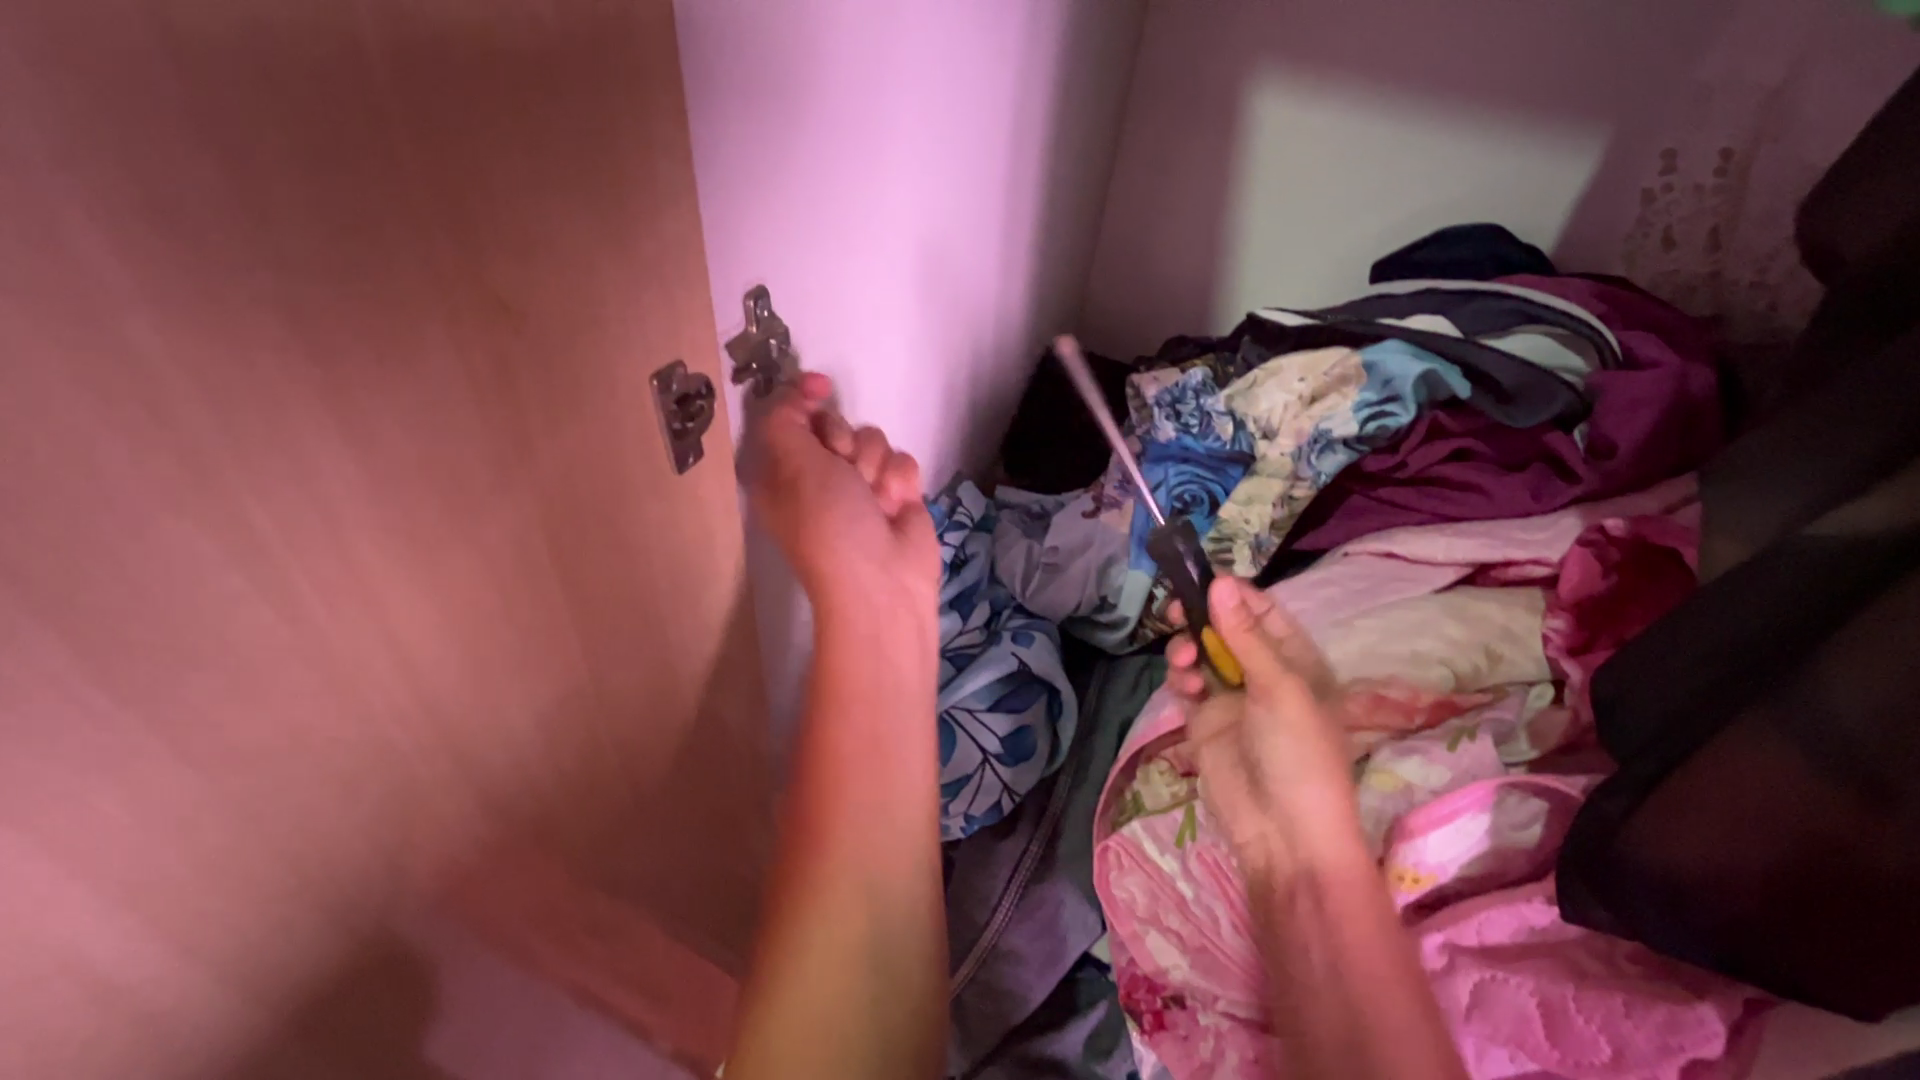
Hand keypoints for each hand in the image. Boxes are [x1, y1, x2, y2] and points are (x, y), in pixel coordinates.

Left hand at [739, 373, 939, 618]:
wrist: (881, 580)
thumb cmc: (827, 523)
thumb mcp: (791, 464)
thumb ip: (784, 419)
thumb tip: (800, 394)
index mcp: (782, 473)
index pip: (789, 417)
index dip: (802, 397)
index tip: (821, 386)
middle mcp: (819, 477)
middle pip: (836, 423)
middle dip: (846, 442)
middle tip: (845, 473)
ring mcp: (861, 487)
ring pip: (874, 439)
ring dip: (876, 466)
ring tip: (875, 500)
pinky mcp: (897, 496)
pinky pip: (902, 461)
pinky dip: (901, 481)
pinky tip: (896, 508)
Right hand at [1166, 577, 1364, 865]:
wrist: (1283, 832)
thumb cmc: (1299, 753)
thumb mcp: (1280, 688)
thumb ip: (1245, 636)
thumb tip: (1218, 582)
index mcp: (1296, 660)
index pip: (1262, 611)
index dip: (1234, 594)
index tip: (1202, 583)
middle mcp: (1262, 673)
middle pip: (1224, 629)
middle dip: (1201, 618)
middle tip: (1179, 612)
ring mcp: (1231, 698)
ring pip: (1199, 654)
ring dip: (1186, 649)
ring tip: (1183, 662)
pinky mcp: (1204, 721)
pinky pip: (1185, 685)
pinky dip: (1180, 679)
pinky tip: (1184, 688)